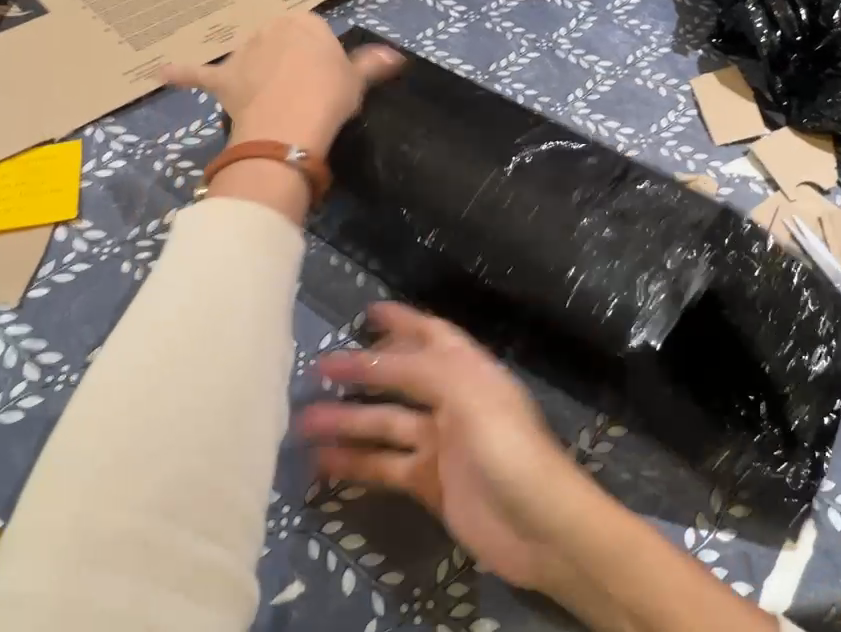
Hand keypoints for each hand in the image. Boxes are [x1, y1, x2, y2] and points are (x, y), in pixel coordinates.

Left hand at [162, 14, 400, 152]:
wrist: (292, 123)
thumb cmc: (330, 95)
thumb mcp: (357, 80)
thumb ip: (371, 65)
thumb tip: (396, 56)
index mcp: (304, 22)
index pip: (314, 34)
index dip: (320, 58)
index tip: (326, 80)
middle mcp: (270, 28)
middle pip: (279, 41)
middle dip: (287, 61)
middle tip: (303, 91)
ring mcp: (242, 53)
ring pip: (248, 56)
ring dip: (254, 69)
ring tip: (269, 97)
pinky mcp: (223, 79)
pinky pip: (199, 74)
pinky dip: (181, 72)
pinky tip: (159, 71)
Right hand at [298, 302, 598, 592]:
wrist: (539, 528)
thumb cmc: (509, 450)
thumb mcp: (469, 396)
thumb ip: (423, 370)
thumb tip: (375, 354)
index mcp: (471, 372)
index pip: (431, 337)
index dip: (401, 322)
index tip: (366, 313)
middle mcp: (455, 401)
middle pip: (401, 379)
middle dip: (362, 373)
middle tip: (316, 370)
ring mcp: (442, 444)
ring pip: (386, 424)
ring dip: (347, 420)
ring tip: (301, 421)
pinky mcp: (430, 484)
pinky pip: (385, 466)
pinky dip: (354, 463)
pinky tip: (320, 463)